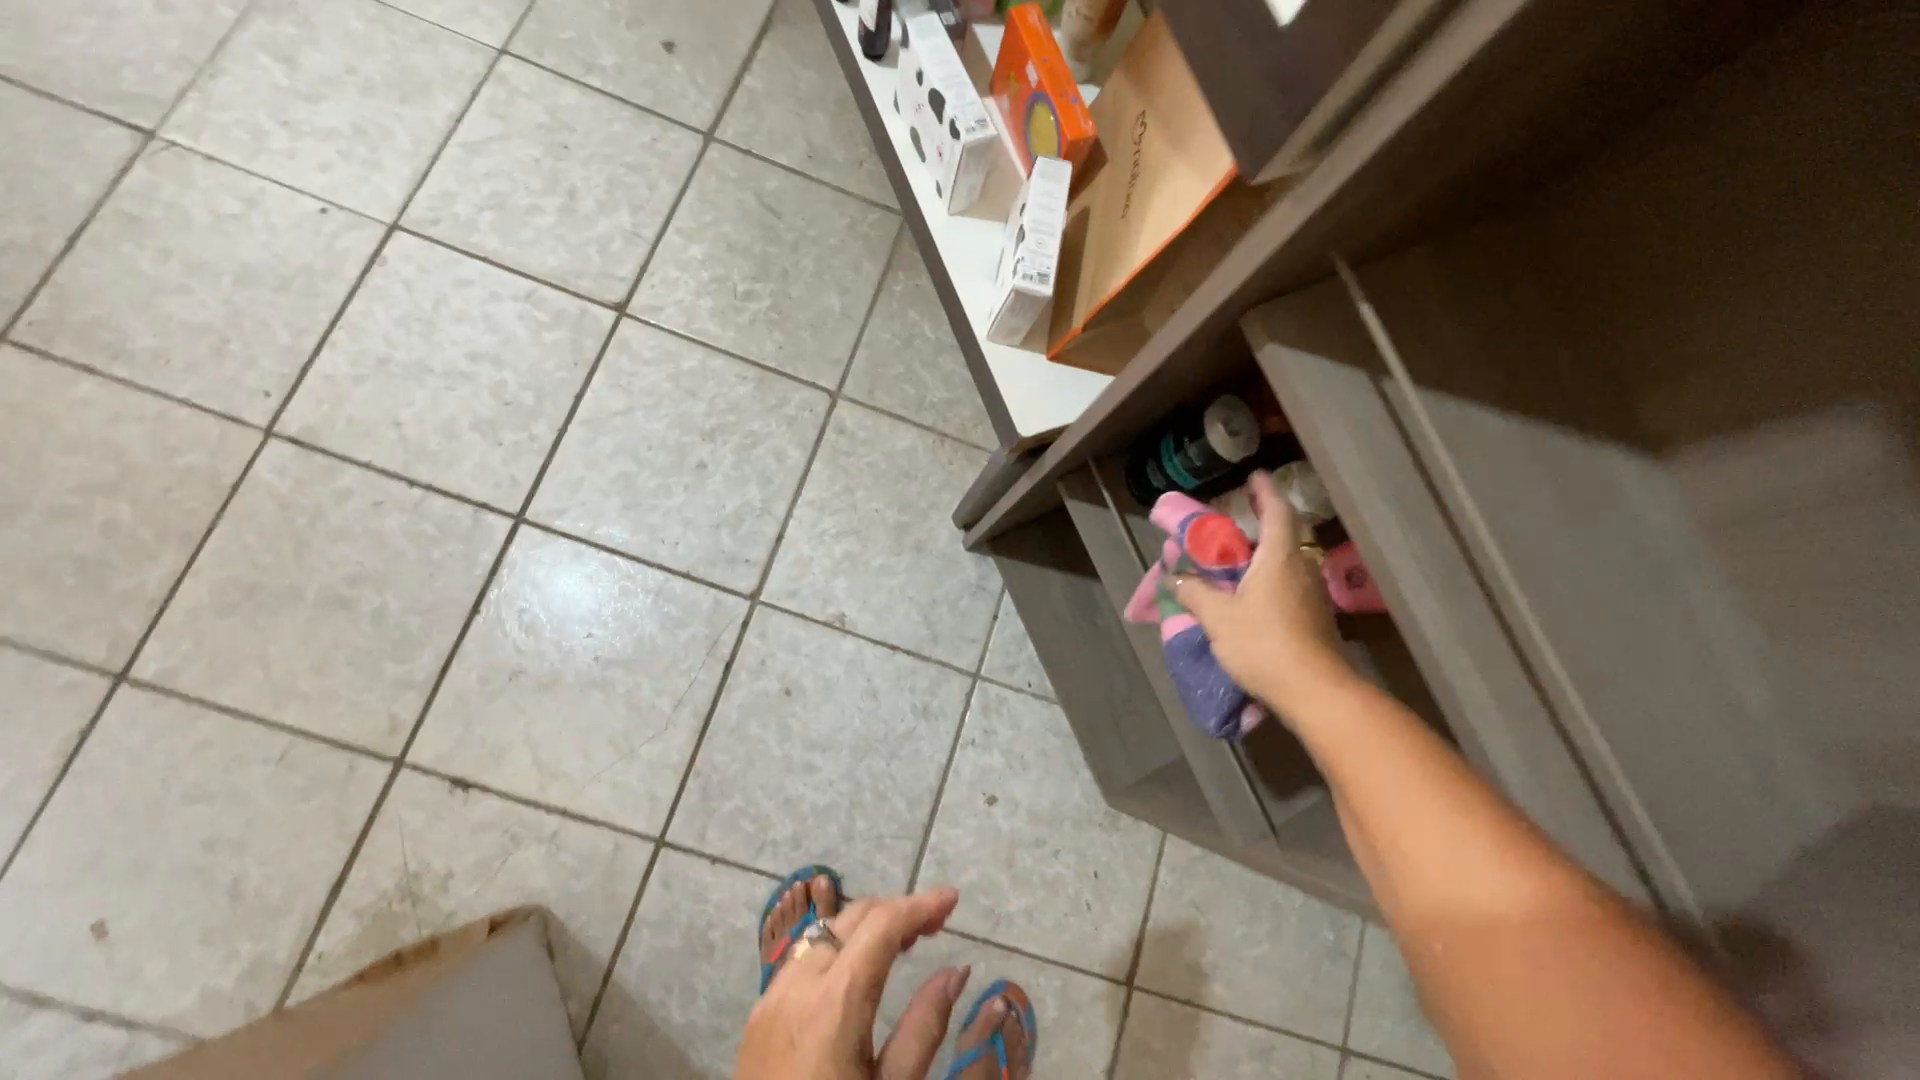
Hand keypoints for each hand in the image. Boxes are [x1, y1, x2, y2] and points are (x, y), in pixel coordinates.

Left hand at [736, 887, 967, 1079]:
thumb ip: (925, 1025)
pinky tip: (859, 969)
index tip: (953, 899)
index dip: (920, 904)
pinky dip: (837, 947)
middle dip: (896, 909)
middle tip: (936, 923)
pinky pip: (802, 959)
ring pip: (823, 932)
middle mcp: (797, 986)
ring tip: (904, 941)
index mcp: (834, 1004)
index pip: (882, 925)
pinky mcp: (758, 1016)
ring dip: (865, 926)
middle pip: (851, 917)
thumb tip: (955, 971)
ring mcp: (771, 999)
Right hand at [1174, 470, 1356, 717]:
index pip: (1277, 511)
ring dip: (1265, 555)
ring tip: (1237, 561)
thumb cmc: (1264, 644)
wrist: (1315, 691)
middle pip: (1284, 536)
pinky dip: (1270, 580)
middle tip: (1236, 523)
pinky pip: (1290, 586)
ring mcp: (1312, 595)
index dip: (1264, 492)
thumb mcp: (1218, 618)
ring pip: (1287, 563)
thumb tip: (1175, 577)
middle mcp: (1301, 568)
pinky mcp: (1315, 618)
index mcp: (1279, 558)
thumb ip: (1195, 593)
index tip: (1254, 477)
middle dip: (1261, 525)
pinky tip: (1251, 596)